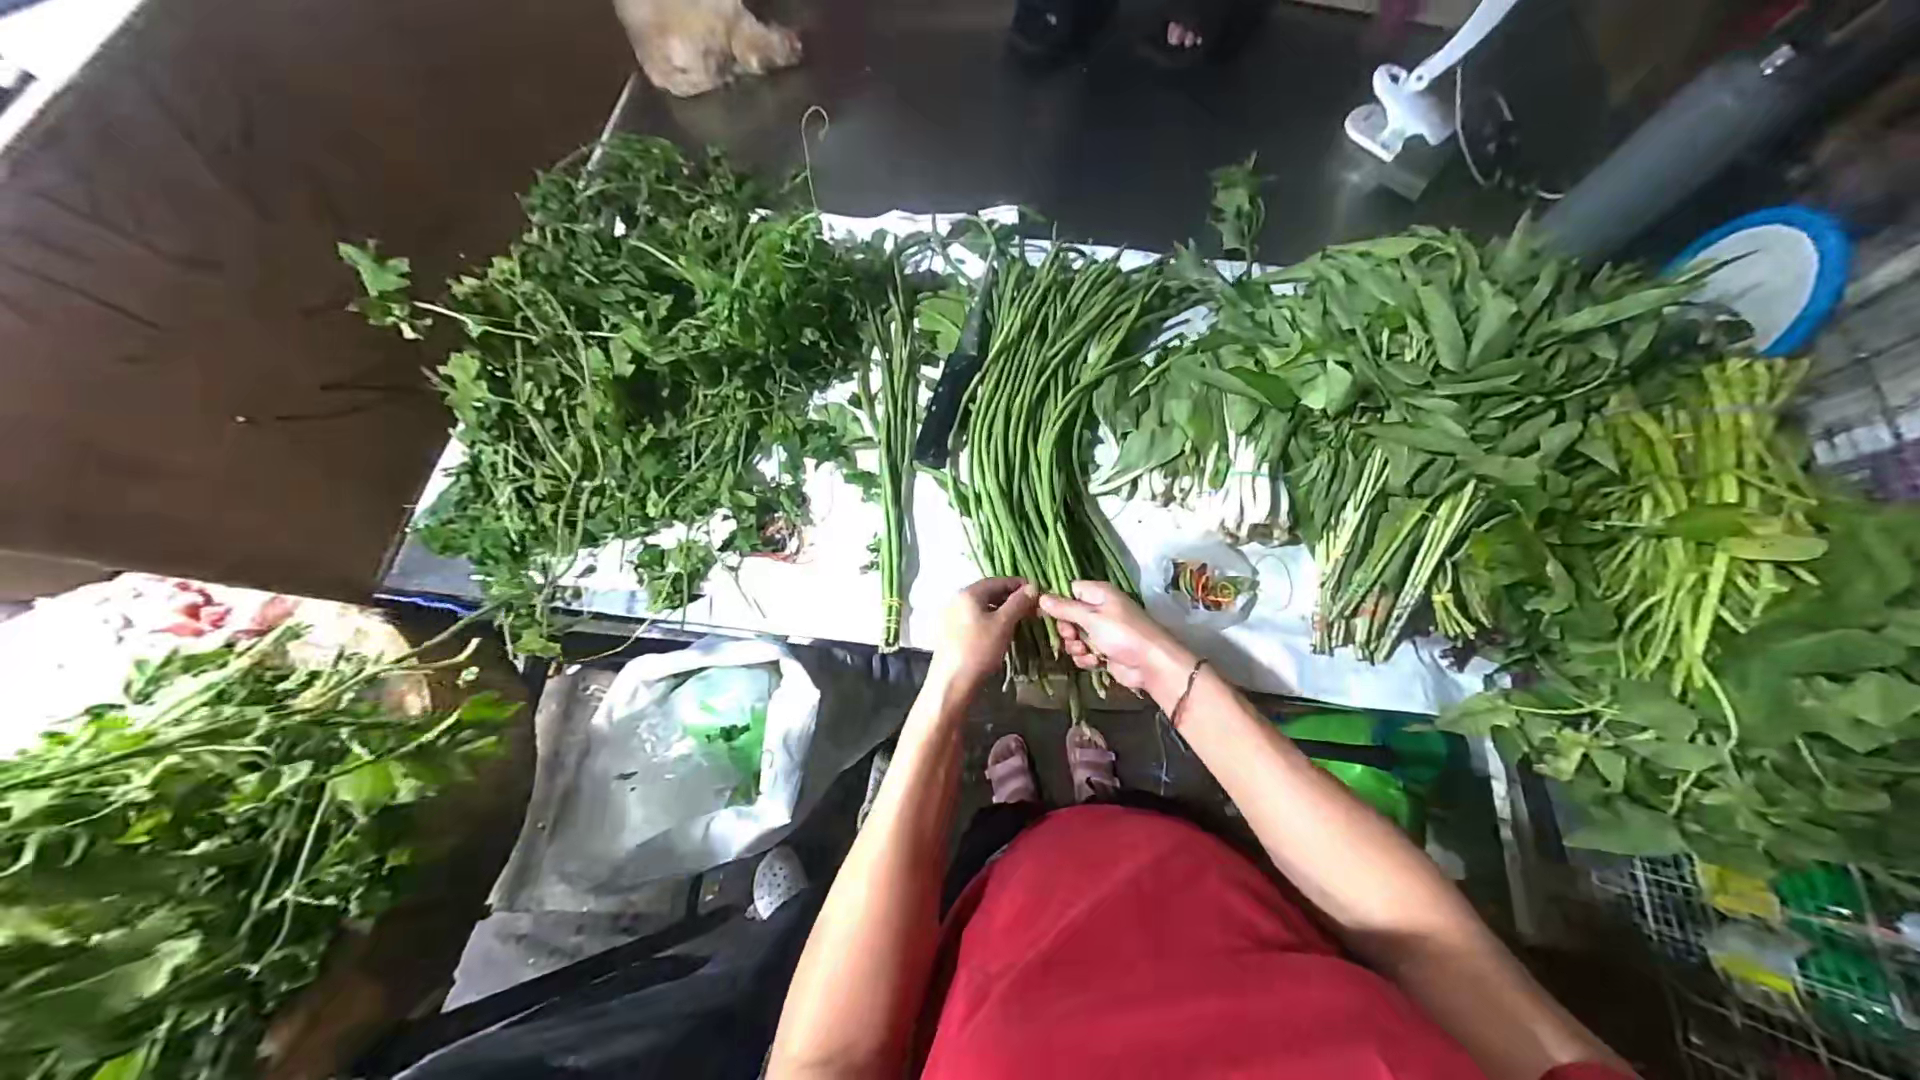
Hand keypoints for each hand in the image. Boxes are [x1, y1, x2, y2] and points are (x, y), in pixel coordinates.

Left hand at [929, 577, 1038, 695]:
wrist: (951, 683)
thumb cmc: (979, 650)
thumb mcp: (1003, 624)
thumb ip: (1018, 602)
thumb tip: (1032, 586)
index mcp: (968, 592)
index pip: (998, 580)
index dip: (1020, 585)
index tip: (1038, 594)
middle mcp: (957, 599)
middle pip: (989, 592)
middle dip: (1012, 599)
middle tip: (1032, 609)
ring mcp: (951, 615)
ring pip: (983, 606)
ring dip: (1002, 610)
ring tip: (1020, 620)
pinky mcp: (950, 631)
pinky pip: (975, 618)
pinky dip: (990, 620)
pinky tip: (1001, 631)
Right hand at [1038, 581, 1195, 699]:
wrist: (1150, 664)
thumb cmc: (1122, 633)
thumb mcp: (1091, 617)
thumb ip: (1064, 608)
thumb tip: (1041, 596)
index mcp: (1098, 594)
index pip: (1069, 590)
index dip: (1056, 601)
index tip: (1045, 613)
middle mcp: (1099, 610)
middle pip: (1068, 616)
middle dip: (1066, 629)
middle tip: (1073, 635)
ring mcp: (1101, 631)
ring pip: (1074, 637)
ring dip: (1075, 646)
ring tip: (1086, 650)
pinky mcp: (1103, 651)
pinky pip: (1083, 652)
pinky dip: (1086, 658)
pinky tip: (1095, 661)